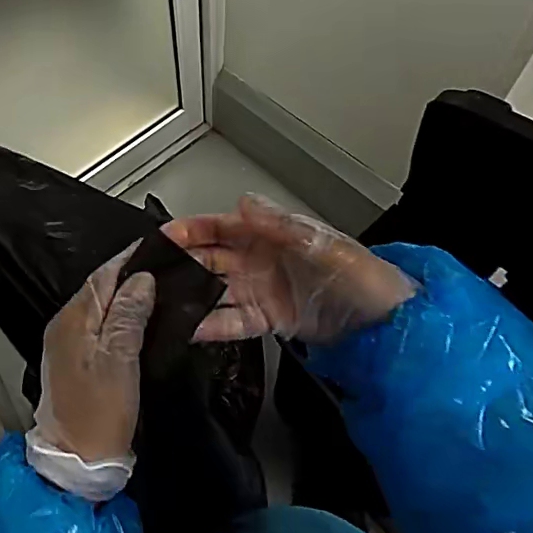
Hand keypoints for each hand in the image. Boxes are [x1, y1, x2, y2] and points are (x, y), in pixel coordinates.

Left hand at [34, 242, 156, 464]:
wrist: (75, 466)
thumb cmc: (100, 413)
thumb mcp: (120, 358)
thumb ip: (129, 313)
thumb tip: (142, 278)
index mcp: (74, 319)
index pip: (105, 273)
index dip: (133, 257)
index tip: (162, 244)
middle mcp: (66, 324)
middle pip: (103, 287)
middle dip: (133, 273)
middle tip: (170, 265)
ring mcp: (69, 343)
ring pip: (104, 305)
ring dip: (129, 294)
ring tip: (164, 287)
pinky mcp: (77, 360)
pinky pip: (103, 324)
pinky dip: (123, 315)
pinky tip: (144, 318)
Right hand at [164, 195, 415, 342]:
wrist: (383, 320)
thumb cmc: (359, 272)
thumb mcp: (321, 244)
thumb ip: (280, 225)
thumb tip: (243, 203)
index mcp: (268, 234)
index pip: (220, 226)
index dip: (190, 229)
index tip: (163, 237)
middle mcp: (258, 259)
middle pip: (210, 257)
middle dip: (180, 261)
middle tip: (149, 272)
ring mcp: (261, 290)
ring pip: (214, 289)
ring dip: (189, 294)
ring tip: (160, 304)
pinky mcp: (268, 319)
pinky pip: (233, 321)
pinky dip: (211, 325)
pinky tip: (190, 330)